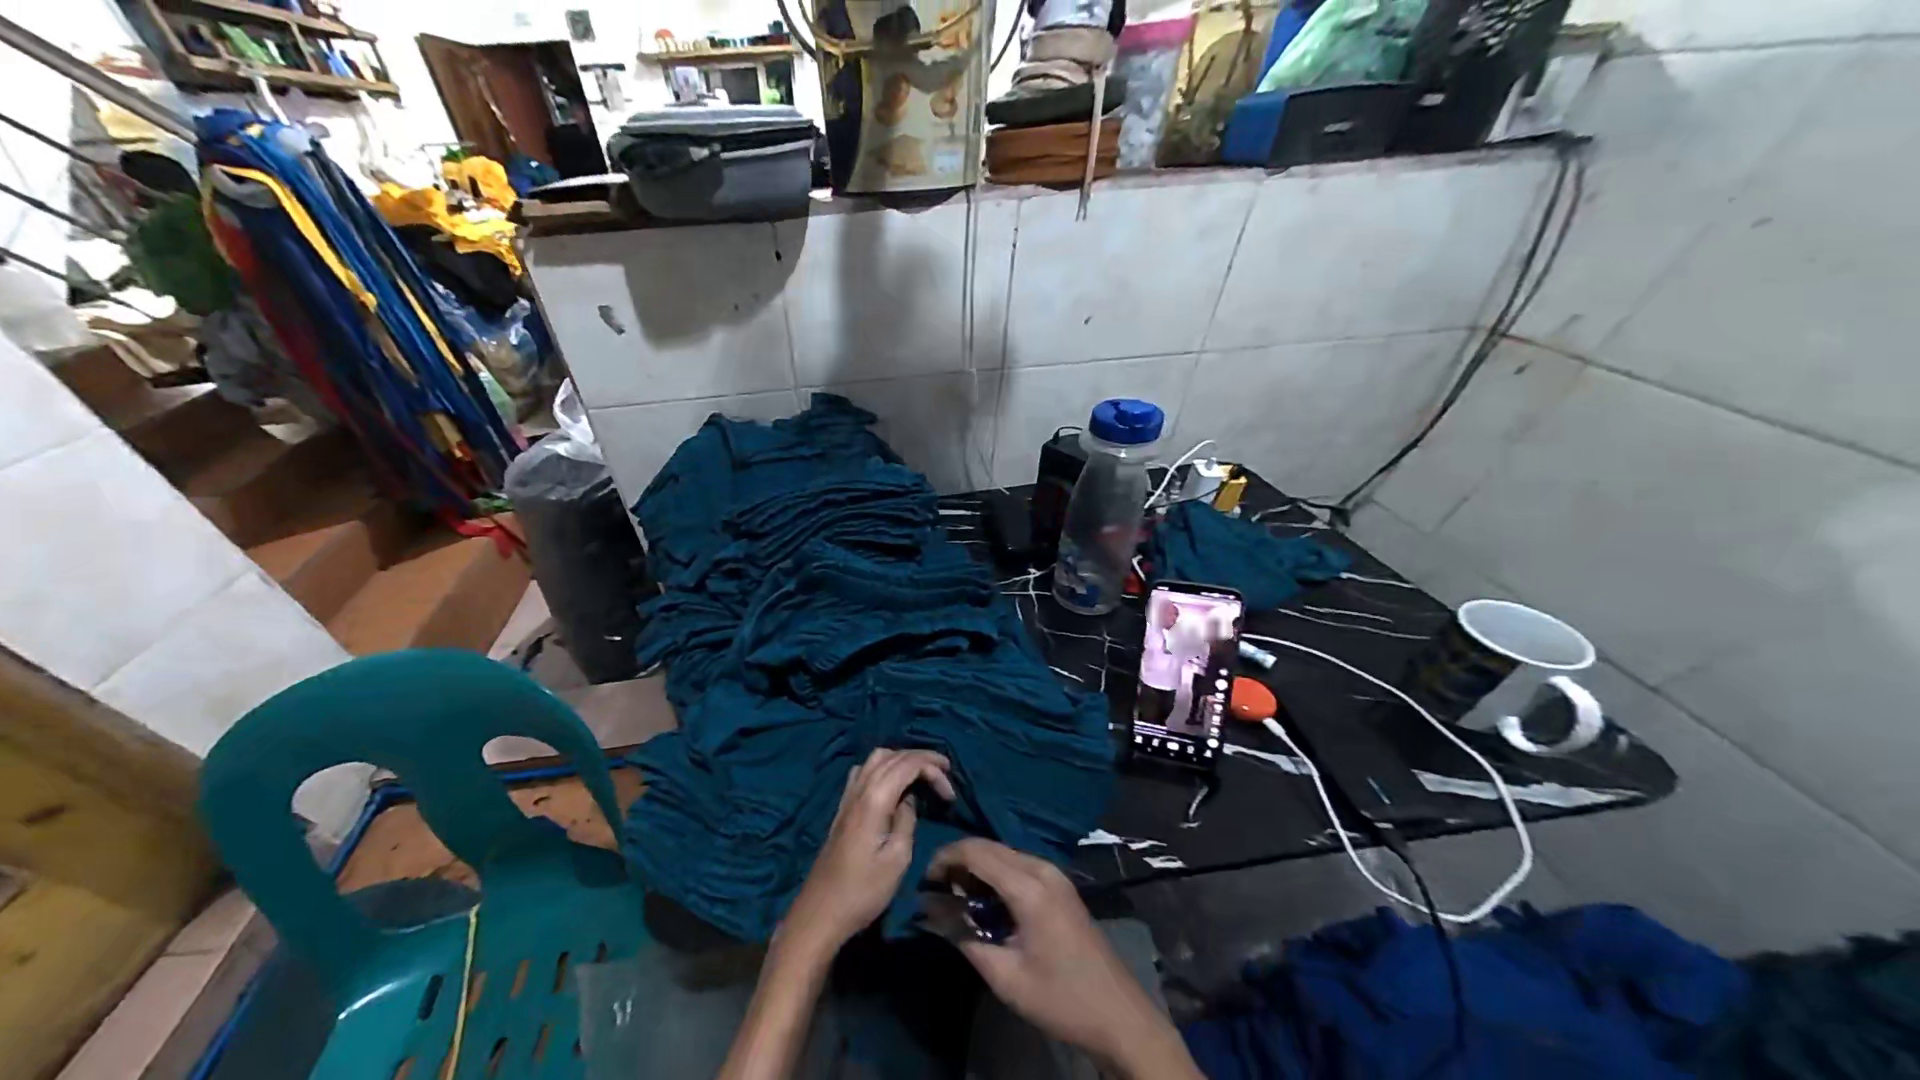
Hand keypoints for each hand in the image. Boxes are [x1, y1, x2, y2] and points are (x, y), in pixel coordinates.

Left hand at [781, 748, 955, 954]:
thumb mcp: (897, 859)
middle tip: (945, 774)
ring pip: (875, 759)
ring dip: (901, 759)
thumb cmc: (863, 891)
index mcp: (874, 799)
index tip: (950, 792)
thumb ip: (907, 820)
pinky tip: (893, 786)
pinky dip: (884, 768)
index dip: (932, 768)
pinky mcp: (842, 808)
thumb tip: (908, 800)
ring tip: (922, 775)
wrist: (821, 912)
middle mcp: (858, 790)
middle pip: (892, 755)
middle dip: (921, 758)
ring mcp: (847, 798)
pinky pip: (864, 772)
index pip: (907, 764)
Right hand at [929, 839, 1200, 1079]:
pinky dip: (996, 874)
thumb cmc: (1059, 998)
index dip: (944, 859)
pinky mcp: (1060, 886)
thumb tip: (928, 910)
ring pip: (1004, 853)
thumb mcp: (1004, 975)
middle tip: (935, 892)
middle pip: (989, 846)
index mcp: (1029, 886)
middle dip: (958, 861)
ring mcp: (1055, 875)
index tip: (923, 882)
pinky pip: (1019, 865)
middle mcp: (1042, 868)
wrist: (1118, 1015)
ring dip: (977, 867)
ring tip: (956, 899)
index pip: (975, 851)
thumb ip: (963, 936)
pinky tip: (986, 902)